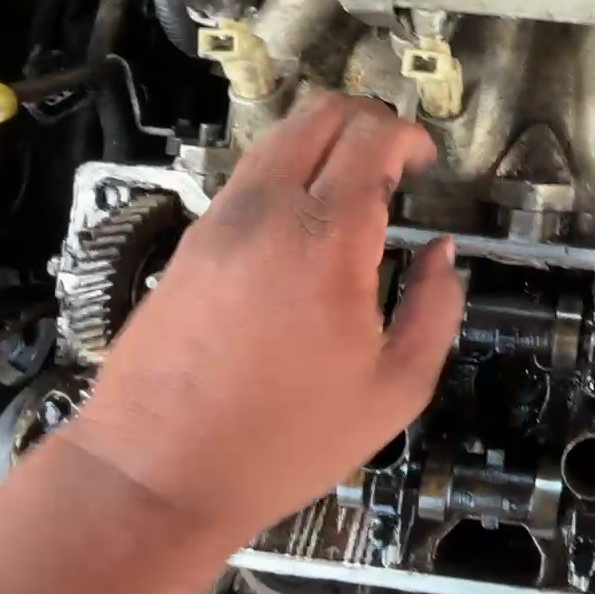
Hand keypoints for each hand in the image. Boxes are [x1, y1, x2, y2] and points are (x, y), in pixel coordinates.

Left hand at [64, 94, 462, 541]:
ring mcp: (223, 218)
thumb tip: (442, 255)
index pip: (372, 138)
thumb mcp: (396, 390)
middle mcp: (271, 211)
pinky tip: (307, 215)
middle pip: (324, 114)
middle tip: (398, 162)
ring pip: (282, 133)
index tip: (426, 164)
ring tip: (356, 184)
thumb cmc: (283, 441)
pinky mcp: (193, 238)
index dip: (410, 136)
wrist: (152, 479)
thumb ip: (436, 309)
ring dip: (329, 139)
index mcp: (328, 240)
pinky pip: (253, 170)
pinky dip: (291, 166)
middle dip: (373, 121)